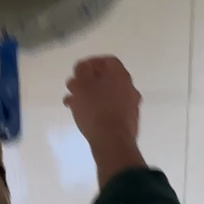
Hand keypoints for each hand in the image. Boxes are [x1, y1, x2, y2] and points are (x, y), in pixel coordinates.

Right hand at [63, 56, 145, 184]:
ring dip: (90, 96)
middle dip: (87, 82)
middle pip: (106, 78)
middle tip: (73, 88)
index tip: (78, 71)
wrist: (112, 143)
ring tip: (73, 103)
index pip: (108, 61)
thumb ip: (82, 70)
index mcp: (120, 75)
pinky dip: (97, 108)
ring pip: (106, 94)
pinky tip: (83, 115)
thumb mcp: (82, 85)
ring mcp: (130, 105)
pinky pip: (110, 108)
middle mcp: (129, 87)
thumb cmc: (95, 110)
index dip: (91, 63)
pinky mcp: (127, 121)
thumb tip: (85, 67)